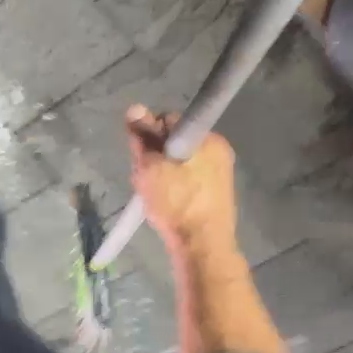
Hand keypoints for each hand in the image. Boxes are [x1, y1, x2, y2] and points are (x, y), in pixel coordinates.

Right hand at [125, 104, 237, 253]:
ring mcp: (217, 172)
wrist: (202, 245)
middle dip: (154, 155)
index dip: (149, 135)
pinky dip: (171, 184)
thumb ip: (142, 136)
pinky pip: (184, 176)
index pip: (168, 120)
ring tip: (153, 191)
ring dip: (159, 171)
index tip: (143, 155)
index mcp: (208, 139)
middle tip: (146, 176)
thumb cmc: (176, 201)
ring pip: (176, 160)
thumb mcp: (150, 166)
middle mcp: (217, 151)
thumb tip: (135, 107)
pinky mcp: (213, 191)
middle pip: (172, 141)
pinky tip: (163, 200)